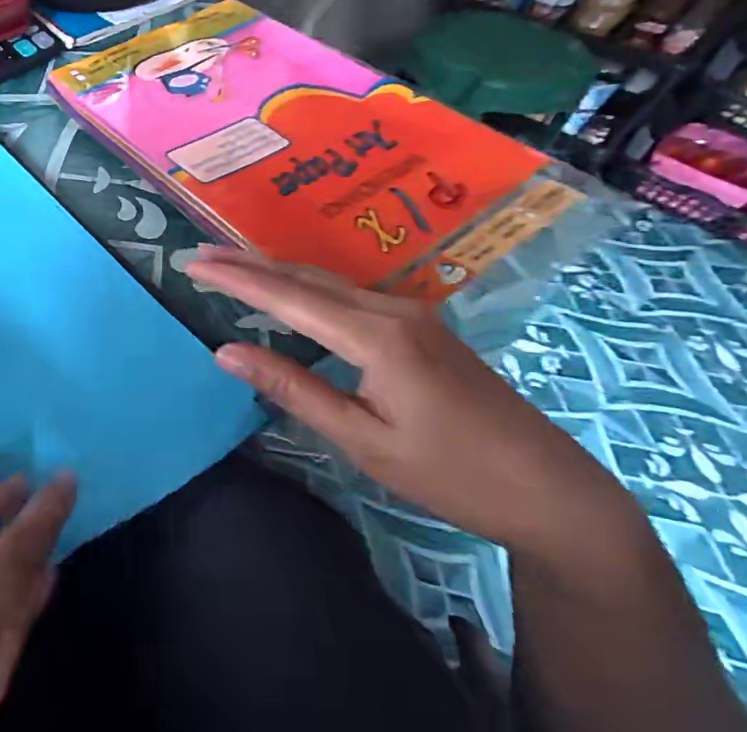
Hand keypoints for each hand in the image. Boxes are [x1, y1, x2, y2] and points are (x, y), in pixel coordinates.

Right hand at [181, 246, 639, 560]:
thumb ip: (292, 388)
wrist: (555, 492)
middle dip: (248, 264)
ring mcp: (411, 314)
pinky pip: (347, 294)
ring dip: (274, 272)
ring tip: (229, 265)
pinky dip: (304, 287)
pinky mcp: (420, 325)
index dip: (235, 279)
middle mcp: (392, 310)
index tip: (191, 264)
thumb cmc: (453, 476)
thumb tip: (225, 352)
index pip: (288, 297)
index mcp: (378, 338)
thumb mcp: (362, 440)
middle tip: (198, 255)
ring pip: (326, 282)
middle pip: (305, 278)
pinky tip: (286, 291)